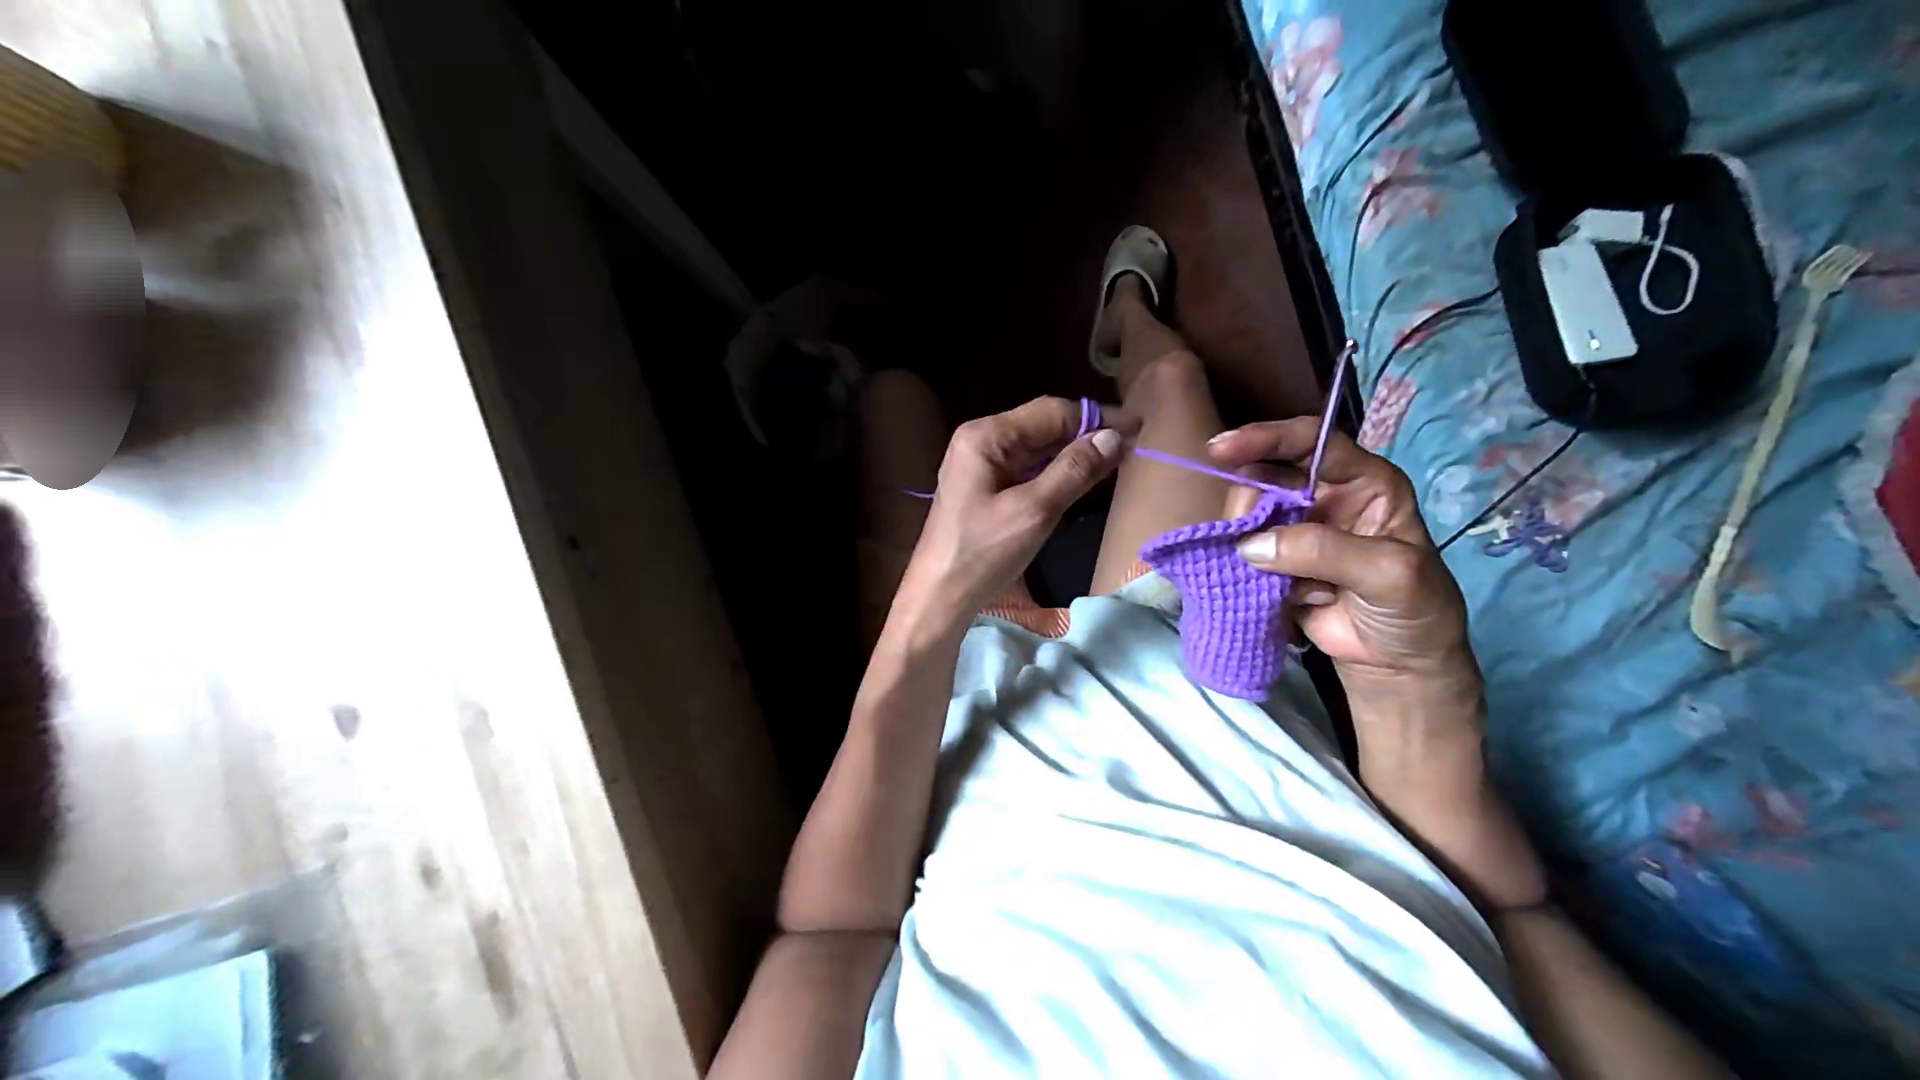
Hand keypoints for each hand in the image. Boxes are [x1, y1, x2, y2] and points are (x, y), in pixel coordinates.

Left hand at [894, 397, 1136, 632]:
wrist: (938, 597)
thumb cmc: (982, 554)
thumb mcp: (1034, 511)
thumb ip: (1074, 470)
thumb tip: (1114, 436)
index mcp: (985, 436)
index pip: (1051, 412)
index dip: (1096, 418)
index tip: (1137, 428)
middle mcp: (980, 440)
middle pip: (1043, 426)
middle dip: (1087, 434)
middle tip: (1131, 446)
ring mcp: (980, 464)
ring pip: (1037, 448)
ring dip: (1074, 453)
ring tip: (1115, 461)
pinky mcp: (984, 487)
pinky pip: (1027, 468)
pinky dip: (1056, 471)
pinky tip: (1081, 479)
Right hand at [1208, 419, 1475, 702]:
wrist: (1399, 667)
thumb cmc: (1416, 611)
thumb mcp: (1389, 574)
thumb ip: (1326, 550)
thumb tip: (1251, 546)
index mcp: (1364, 482)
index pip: (1312, 442)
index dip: (1267, 438)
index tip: (1222, 450)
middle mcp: (1325, 497)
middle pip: (1266, 476)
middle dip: (1249, 502)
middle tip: (1244, 534)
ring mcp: (1295, 531)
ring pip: (1248, 516)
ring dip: (1249, 544)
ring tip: (1280, 581)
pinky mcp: (1273, 564)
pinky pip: (1242, 554)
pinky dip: (1247, 571)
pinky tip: (1281, 596)